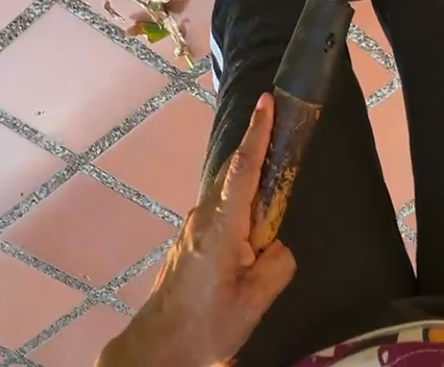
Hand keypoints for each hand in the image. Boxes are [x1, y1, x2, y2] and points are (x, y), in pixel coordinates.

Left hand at [101, 95, 296, 366]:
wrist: (159, 348)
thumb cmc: (207, 323)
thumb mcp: (253, 302)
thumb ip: (276, 266)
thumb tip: (276, 246)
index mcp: (223, 225)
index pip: (244, 167)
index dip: (258, 132)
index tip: (267, 100)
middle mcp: (204, 215)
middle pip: (236, 173)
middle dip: (259, 155)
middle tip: (284, 150)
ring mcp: (193, 225)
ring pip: (228, 195)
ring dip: (250, 195)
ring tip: (266, 225)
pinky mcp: (189, 239)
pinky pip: (221, 213)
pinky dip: (238, 214)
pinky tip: (246, 248)